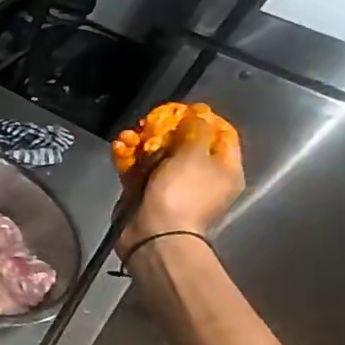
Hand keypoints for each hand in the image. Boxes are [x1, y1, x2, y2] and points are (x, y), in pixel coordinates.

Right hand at [122, 113, 244, 248]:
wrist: (154, 234)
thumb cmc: (182, 193)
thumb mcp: (195, 154)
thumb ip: (198, 129)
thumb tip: (199, 112)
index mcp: (225, 170)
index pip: (222, 136)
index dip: (205, 119)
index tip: (184, 110)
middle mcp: (201, 178)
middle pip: (186, 144)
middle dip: (166, 130)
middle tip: (152, 122)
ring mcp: (172, 186)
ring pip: (158, 155)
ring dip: (142, 142)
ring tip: (129, 135)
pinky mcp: (146, 193)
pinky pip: (138, 169)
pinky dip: (128, 157)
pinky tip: (119, 147)